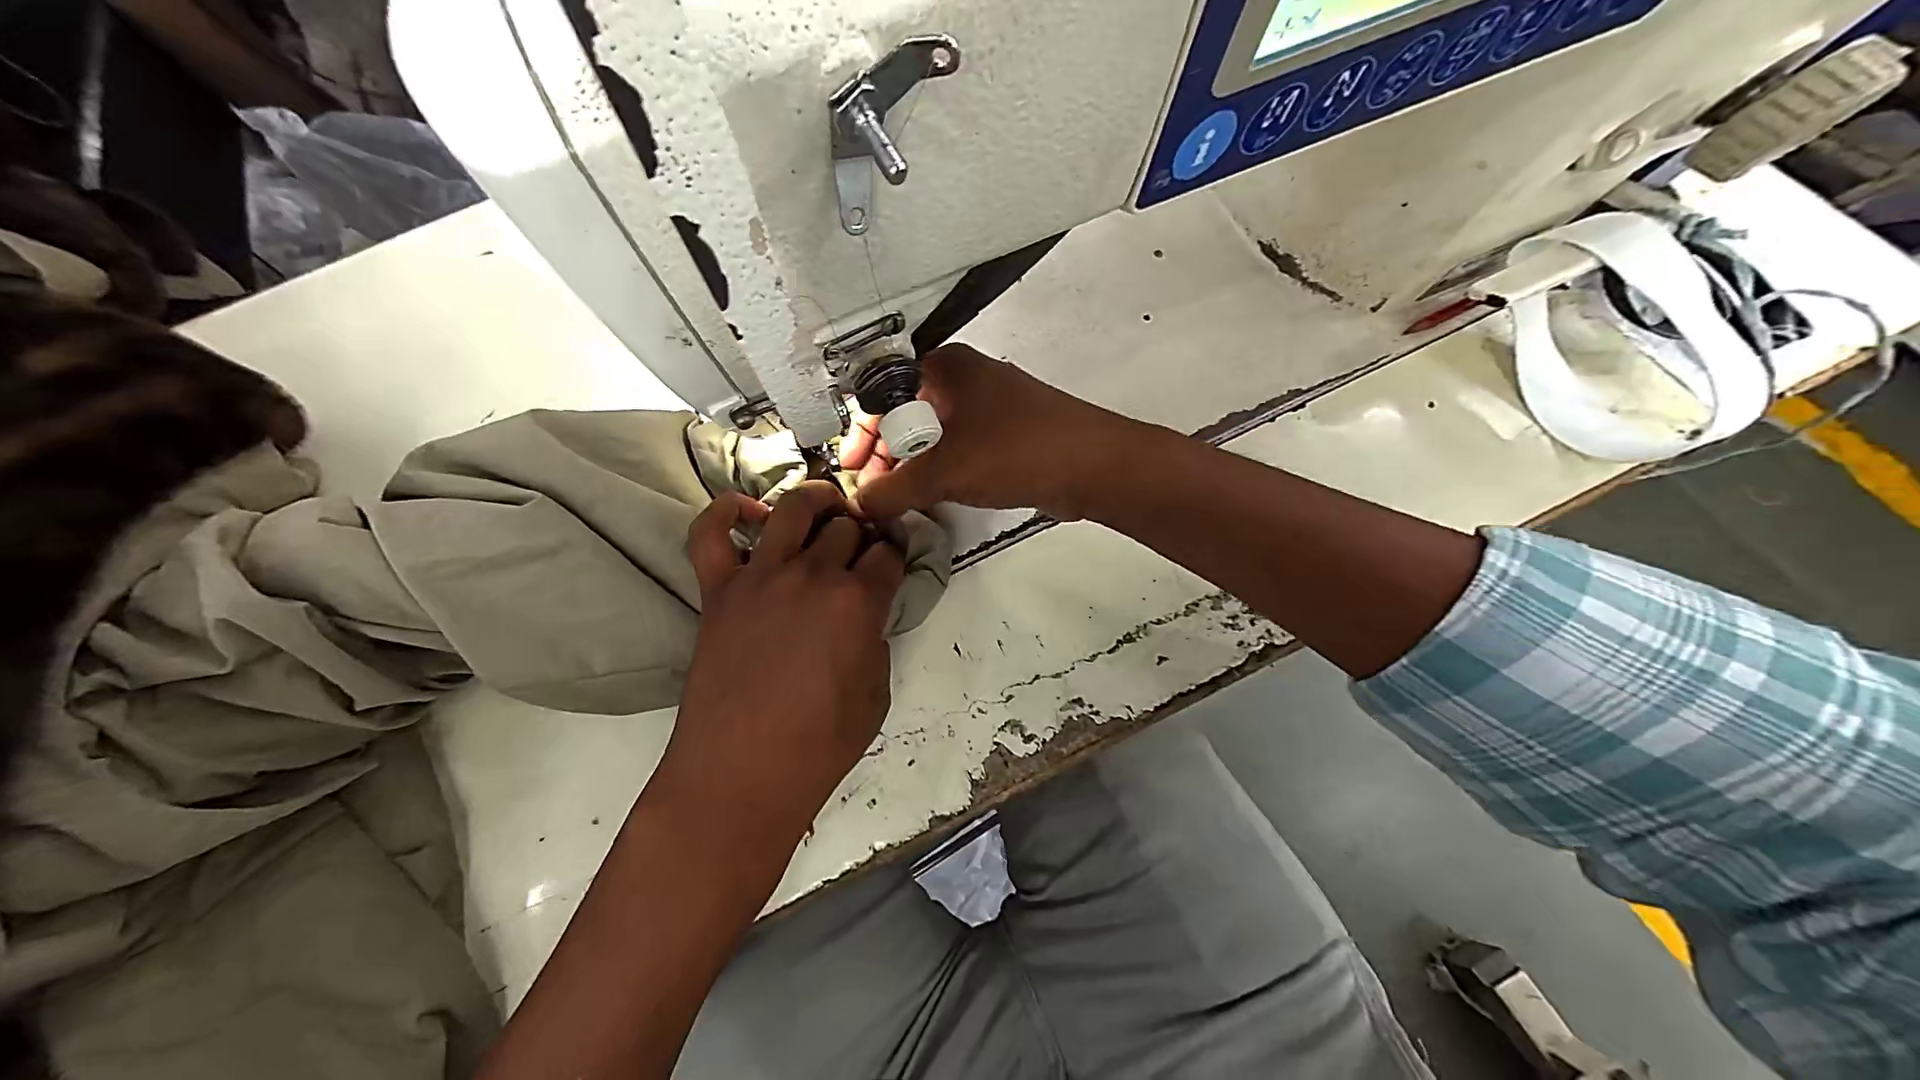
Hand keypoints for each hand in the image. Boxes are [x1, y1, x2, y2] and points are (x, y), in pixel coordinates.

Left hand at [662, 482, 905, 830]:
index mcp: (857, 602)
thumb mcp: (876, 692)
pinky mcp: (718, 591)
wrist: (742, 773)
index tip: (893, 561)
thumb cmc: (819, 744)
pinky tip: (748, 512)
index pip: (887, 555)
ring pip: (791, 510)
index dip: (896, 554)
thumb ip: (874, 639)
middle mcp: (811, 576)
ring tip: (824, 508)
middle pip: (845, 527)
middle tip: (860, 545)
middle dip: (861, 531)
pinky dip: (725, 511)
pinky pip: (709, 534)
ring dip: (814, 501)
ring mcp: (760, 578)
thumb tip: (865, 616)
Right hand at [845, 344, 1155, 521]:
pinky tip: (932, 495)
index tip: (852, 467)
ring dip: (912, 466)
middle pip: (906, 414)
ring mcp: (988, 407)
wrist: (1094, 467)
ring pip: (934, 434)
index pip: (883, 393)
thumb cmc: (1019, 451)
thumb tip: (863, 503)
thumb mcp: (944, 472)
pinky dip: (941, 470)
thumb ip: (893, 489)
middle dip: (885, 453)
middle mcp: (965, 380)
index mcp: (946, 367)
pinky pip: (959, 449)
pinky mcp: (1005, 435)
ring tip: (897, 498)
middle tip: (874, 488)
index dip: (863, 432)